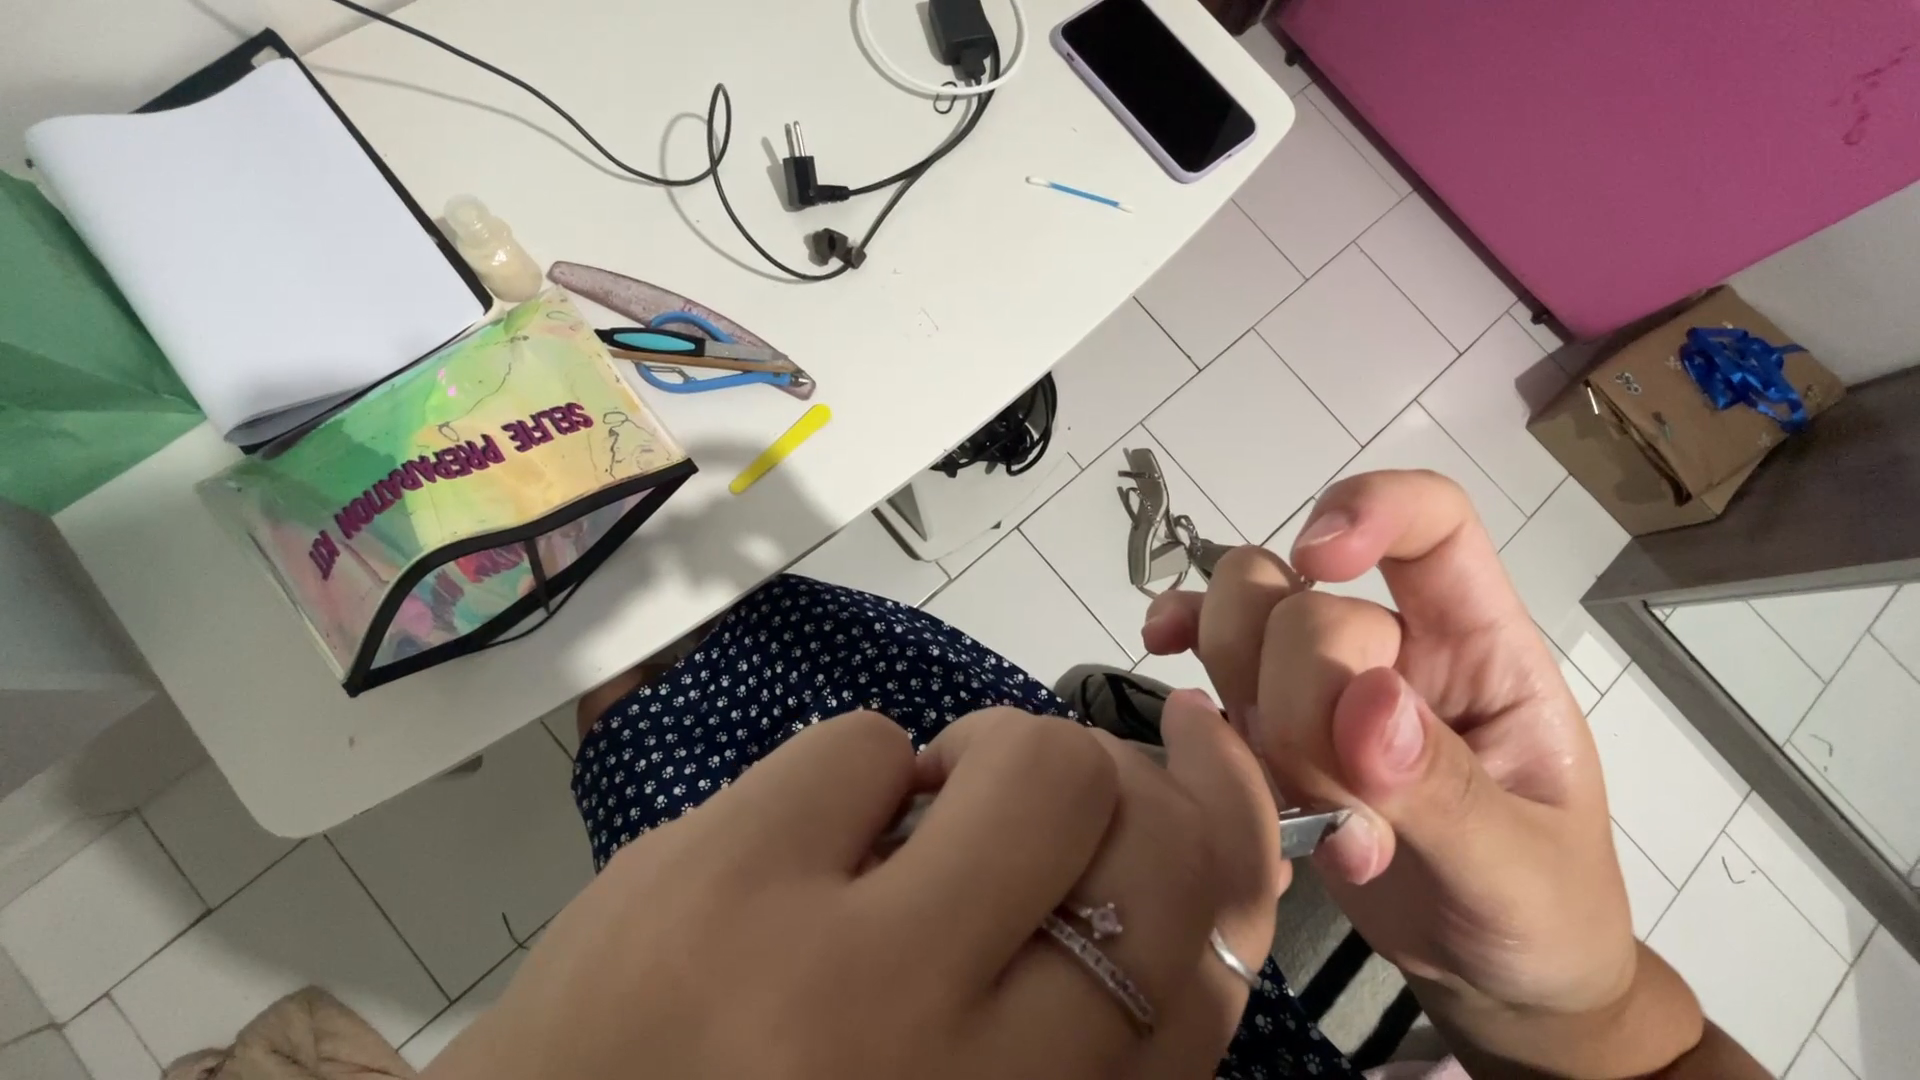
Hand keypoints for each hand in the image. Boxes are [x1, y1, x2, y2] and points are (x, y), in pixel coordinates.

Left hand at [422, 700, 1281, 1079]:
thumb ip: (1073, 1019)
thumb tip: (1150, 850)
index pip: (1199, 968)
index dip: (1229, 836)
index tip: (1205, 765)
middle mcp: (937, 1059)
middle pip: (1135, 832)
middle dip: (1107, 782)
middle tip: (1038, 798)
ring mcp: (816, 960)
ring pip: (1023, 759)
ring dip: (994, 757)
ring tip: (927, 807)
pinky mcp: (713, 868)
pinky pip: (869, 740)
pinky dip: (867, 769)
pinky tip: (809, 837)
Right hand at [1142, 470, 1707, 1076]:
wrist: (1479, 968)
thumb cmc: (1535, 914)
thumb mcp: (1519, 874)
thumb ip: (1446, 795)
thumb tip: (1364, 708)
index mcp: (1478, 648)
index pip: (1431, 522)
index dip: (1371, 509)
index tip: (1320, 562)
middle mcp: (1387, 641)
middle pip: (1298, 593)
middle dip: (1293, 693)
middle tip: (1339, 801)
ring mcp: (1315, 678)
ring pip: (1240, 613)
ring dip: (1242, 698)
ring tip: (1290, 797)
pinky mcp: (1266, 717)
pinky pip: (1207, 651)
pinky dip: (1182, 637)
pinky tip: (1163, 651)